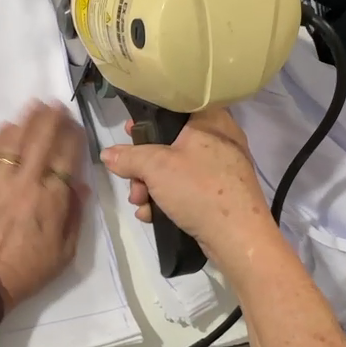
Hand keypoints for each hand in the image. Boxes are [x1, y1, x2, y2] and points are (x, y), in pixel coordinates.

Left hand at [0, 101, 90, 307]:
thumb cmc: (26, 271)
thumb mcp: (64, 252)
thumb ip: (74, 216)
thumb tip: (81, 186)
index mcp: (52, 200)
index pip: (66, 158)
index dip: (73, 137)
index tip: (76, 126)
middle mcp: (27, 183)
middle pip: (42, 141)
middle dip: (51, 120)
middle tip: (56, 105)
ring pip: (15, 142)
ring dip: (27, 120)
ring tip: (35, 105)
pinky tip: (6, 126)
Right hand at [99, 110, 272, 247]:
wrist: (238, 238)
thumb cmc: (199, 189)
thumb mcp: (155, 168)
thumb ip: (128, 157)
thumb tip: (107, 154)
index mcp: (210, 120)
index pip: (173, 108)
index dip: (147, 120)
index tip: (128, 134)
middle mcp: (219, 139)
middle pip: (168, 143)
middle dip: (143, 166)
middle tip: (132, 181)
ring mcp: (222, 168)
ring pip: (174, 168)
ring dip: (150, 187)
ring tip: (141, 204)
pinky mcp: (221, 193)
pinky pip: (186, 187)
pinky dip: (167, 198)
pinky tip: (153, 215)